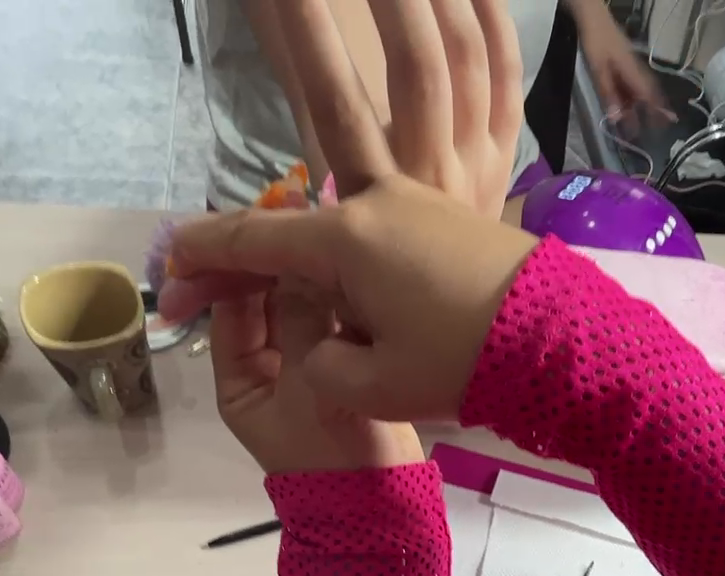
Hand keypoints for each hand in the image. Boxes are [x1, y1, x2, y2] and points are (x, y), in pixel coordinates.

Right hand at [163, 0, 524, 470]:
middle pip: (328, 103)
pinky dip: (473, 44)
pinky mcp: (473, 192)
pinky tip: (466, 4)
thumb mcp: (375, 389)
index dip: (205, 255)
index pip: (256, 243)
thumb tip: (318, 342)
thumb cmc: (459, 368)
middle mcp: (384, 197)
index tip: (171, 263)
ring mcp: (435, 186)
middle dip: (297, 31)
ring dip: (381, 25)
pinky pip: (474, 101)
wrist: (553, 352)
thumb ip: (323, 364)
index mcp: (347, 246)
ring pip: (405, 85)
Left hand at [573, 2, 670, 132]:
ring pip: (640, 90)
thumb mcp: (598, 70)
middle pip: (649, 92)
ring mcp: (630, 66)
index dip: (659, 109)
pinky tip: (631, 107)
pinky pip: (632, 85)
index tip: (669, 121)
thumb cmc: (596, 42)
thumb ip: (608, 93)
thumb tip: (617, 118)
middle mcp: (635, 70)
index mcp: (632, 71)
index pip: (649, 94)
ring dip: (645, 105)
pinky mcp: (623, 65)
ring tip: (649, 121)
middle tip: (665, 124)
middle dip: (657, 108)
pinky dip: (634, 98)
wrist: (593, 17)